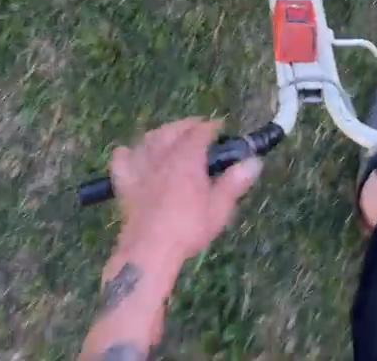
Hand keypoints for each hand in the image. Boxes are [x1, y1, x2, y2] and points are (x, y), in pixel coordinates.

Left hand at [108, 118, 260, 269]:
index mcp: (187, 156)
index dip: (212, 127)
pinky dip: (129, 152)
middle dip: (187, 126)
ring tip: (170, 138)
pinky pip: (122, 158)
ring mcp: (140, 166)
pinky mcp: (124, 182)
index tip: (221, 129)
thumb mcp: (218, 208)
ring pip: (150, 139)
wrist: (150, 250)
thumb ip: (235, 182)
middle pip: (174, 129)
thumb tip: (254, 162)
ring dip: (162, 134)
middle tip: (198, 131)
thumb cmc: (188, 228)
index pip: (200, 131)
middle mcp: (162, 154)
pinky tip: (132, 154)